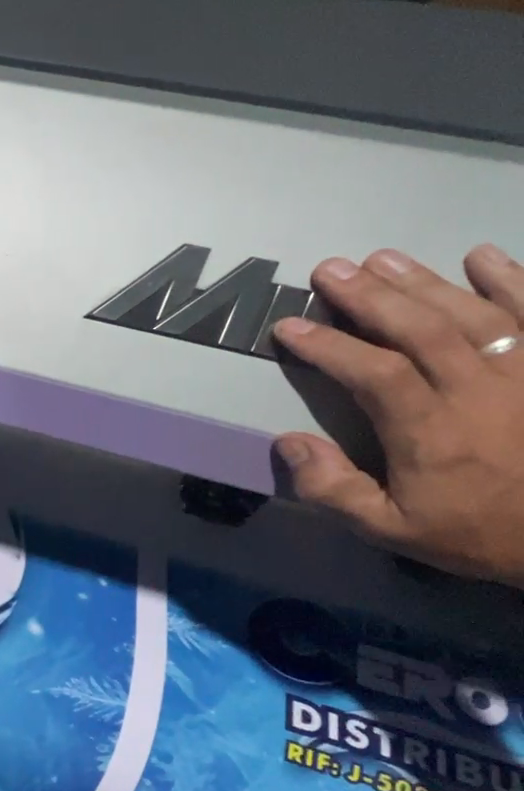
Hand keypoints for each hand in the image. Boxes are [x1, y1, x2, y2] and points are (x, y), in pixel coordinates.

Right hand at [272, 244, 523, 588]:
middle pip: (421, 329)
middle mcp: (481, 391)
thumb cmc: (482, 533)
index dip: (329, 345)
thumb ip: (334, 489)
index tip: (289, 326)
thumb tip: (288, 443)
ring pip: (473, 313)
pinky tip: (483, 257)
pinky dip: (514, 280)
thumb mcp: (391, 530)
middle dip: (370, 296)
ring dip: (424, 282)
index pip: (373, 373)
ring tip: (382, 258)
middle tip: (330, 269)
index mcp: (432, 431)